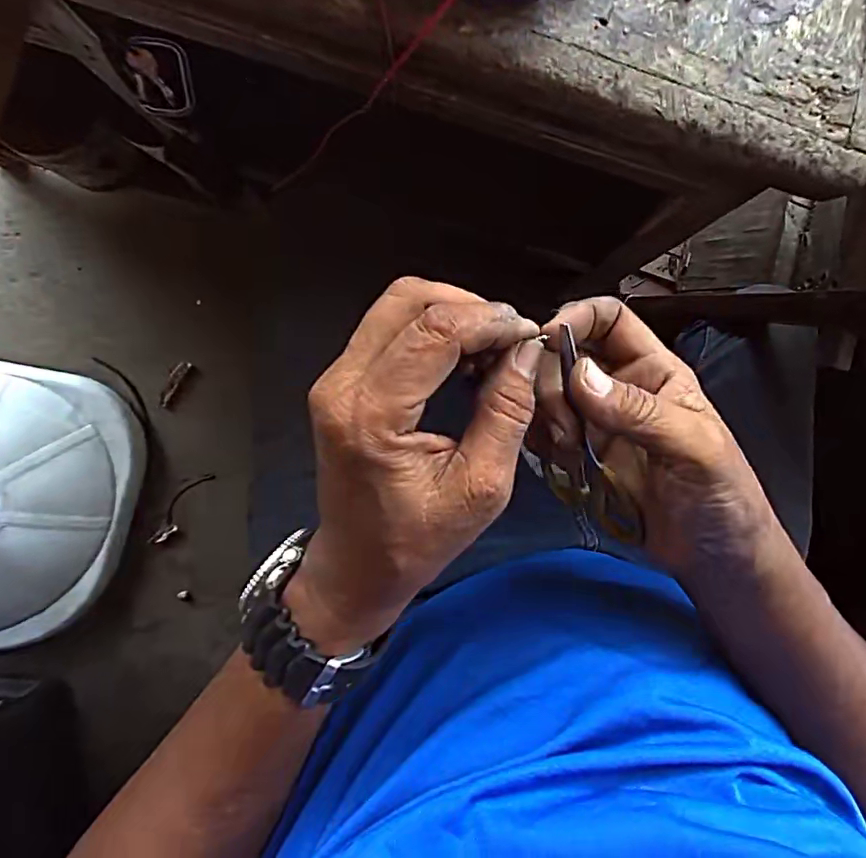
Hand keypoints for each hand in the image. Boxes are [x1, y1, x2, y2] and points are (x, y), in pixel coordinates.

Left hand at [288, 278, 542, 652]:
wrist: (356, 566)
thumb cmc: (417, 540)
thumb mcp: (482, 486)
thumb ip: (506, 412)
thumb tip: (526, 352)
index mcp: (373, 415)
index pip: (434, 331)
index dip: (490, 322)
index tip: (528, 336)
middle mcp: (343, 384)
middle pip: (410, 298)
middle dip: (472, 307)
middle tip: (511, 337)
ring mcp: (337, 377)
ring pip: (399, 303)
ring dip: (454, 313)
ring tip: (492, 346)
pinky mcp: (343, 378)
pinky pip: (392, 325)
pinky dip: (437, 326)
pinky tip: (465, 355)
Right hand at [531, 298, 785, 580]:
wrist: (718, 559)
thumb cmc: (727, 496)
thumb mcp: (695, 447)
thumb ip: (641, 411)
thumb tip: (584, 376)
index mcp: (656, 371)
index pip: (610, 320)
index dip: (578, 317)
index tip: (549, 336)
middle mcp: (622, 391)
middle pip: (567, 355)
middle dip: (554, 377)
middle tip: (564, 416)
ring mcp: (599, 426)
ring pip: (550, 394)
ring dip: (546, 414)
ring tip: (568, 447)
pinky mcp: (583, 460)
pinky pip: (546, 435)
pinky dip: (541, 442)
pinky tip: (560, 461)